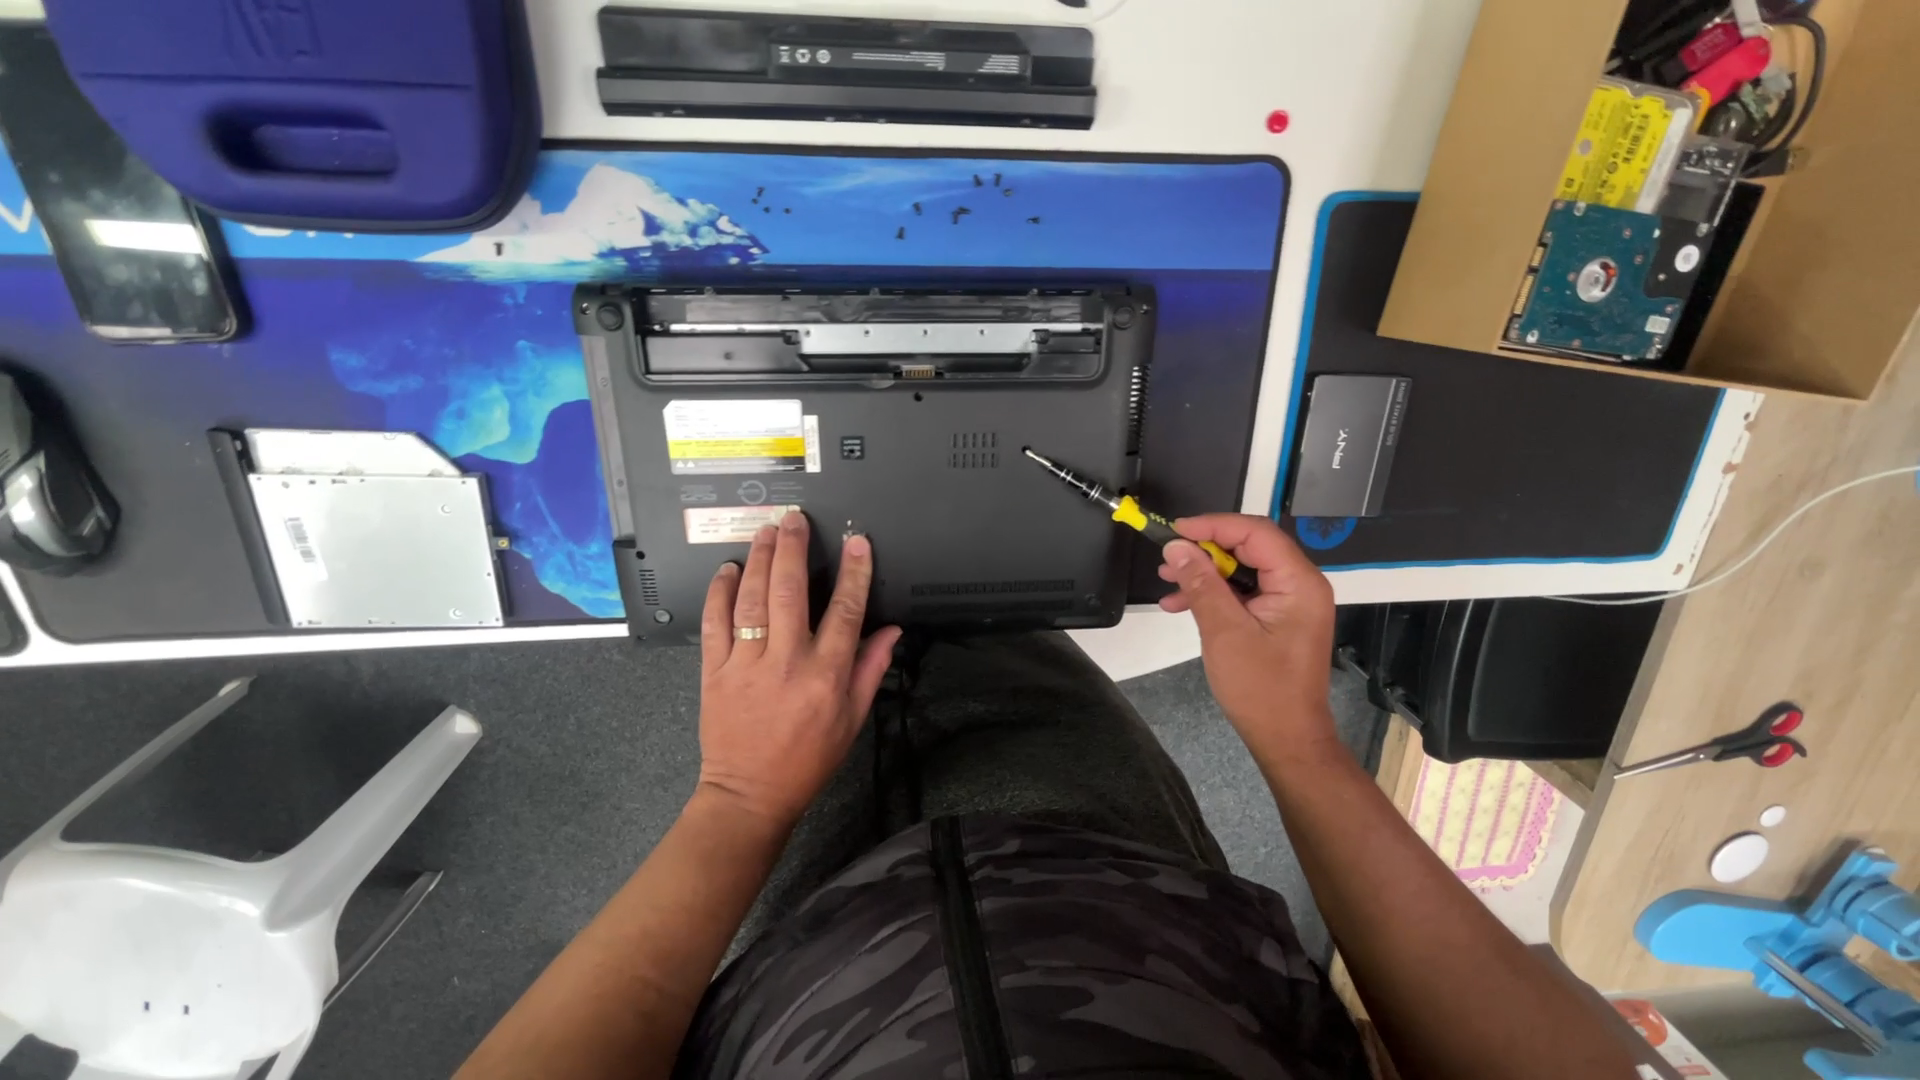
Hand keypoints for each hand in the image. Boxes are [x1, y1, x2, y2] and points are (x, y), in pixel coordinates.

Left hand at [696, 511, 902, 826]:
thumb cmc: (806, 760)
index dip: (854, 573)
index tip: (857, 542)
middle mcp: (787, 663)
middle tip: (796, 520)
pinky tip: (729, 570)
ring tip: (767, 531)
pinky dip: (721, 592)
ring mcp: (746, 666)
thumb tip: (891, 631)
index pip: (846, 612)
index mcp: (826, 676)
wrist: (750, 795)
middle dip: (795, 550)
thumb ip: (871, 670)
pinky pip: (716, 623)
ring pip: (753, 600)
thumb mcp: (852, 720)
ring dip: (761, 560)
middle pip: (791, 593)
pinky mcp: (714, 672)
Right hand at [1157, 515, 1338, 757]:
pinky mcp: (1277, 618)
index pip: (1255, 533)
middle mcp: (1300, 585)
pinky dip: (1214, 594)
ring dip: (1205, 572)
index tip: (1175, 531)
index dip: (1213, 526)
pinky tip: (1181, 604)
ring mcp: (1290, 602)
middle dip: (1205, 549)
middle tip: (1168, 557)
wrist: (1286, 738)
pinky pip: (1244, 592)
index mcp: (1299, 582)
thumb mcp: (1224, 632)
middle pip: (1249, 547)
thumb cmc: (1260, 688)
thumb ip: (1201, 584)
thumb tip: (1176, 547)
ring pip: (1242, 569)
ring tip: (1167, 579)